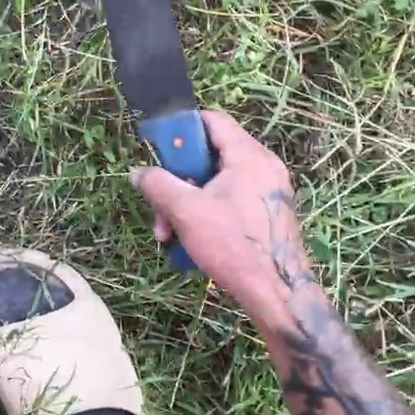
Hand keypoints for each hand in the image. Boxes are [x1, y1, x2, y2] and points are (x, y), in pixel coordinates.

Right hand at [131, 110, 312, 317]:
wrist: (275, 293)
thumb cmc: (232, 243)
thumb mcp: (184, 210)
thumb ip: (157, 183)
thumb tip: (139, 172)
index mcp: (249, 157)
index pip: (213, 121)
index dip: (182, 127)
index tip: (159, 146)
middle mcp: (262, 168)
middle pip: (208, 156)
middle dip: (175, 178)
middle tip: (157, 199)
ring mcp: (265, 192)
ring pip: (212, 183)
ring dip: (182, 202)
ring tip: (166, 231)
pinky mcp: (263, 214)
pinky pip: (225, 200)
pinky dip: (202, 213)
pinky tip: (185, 239)